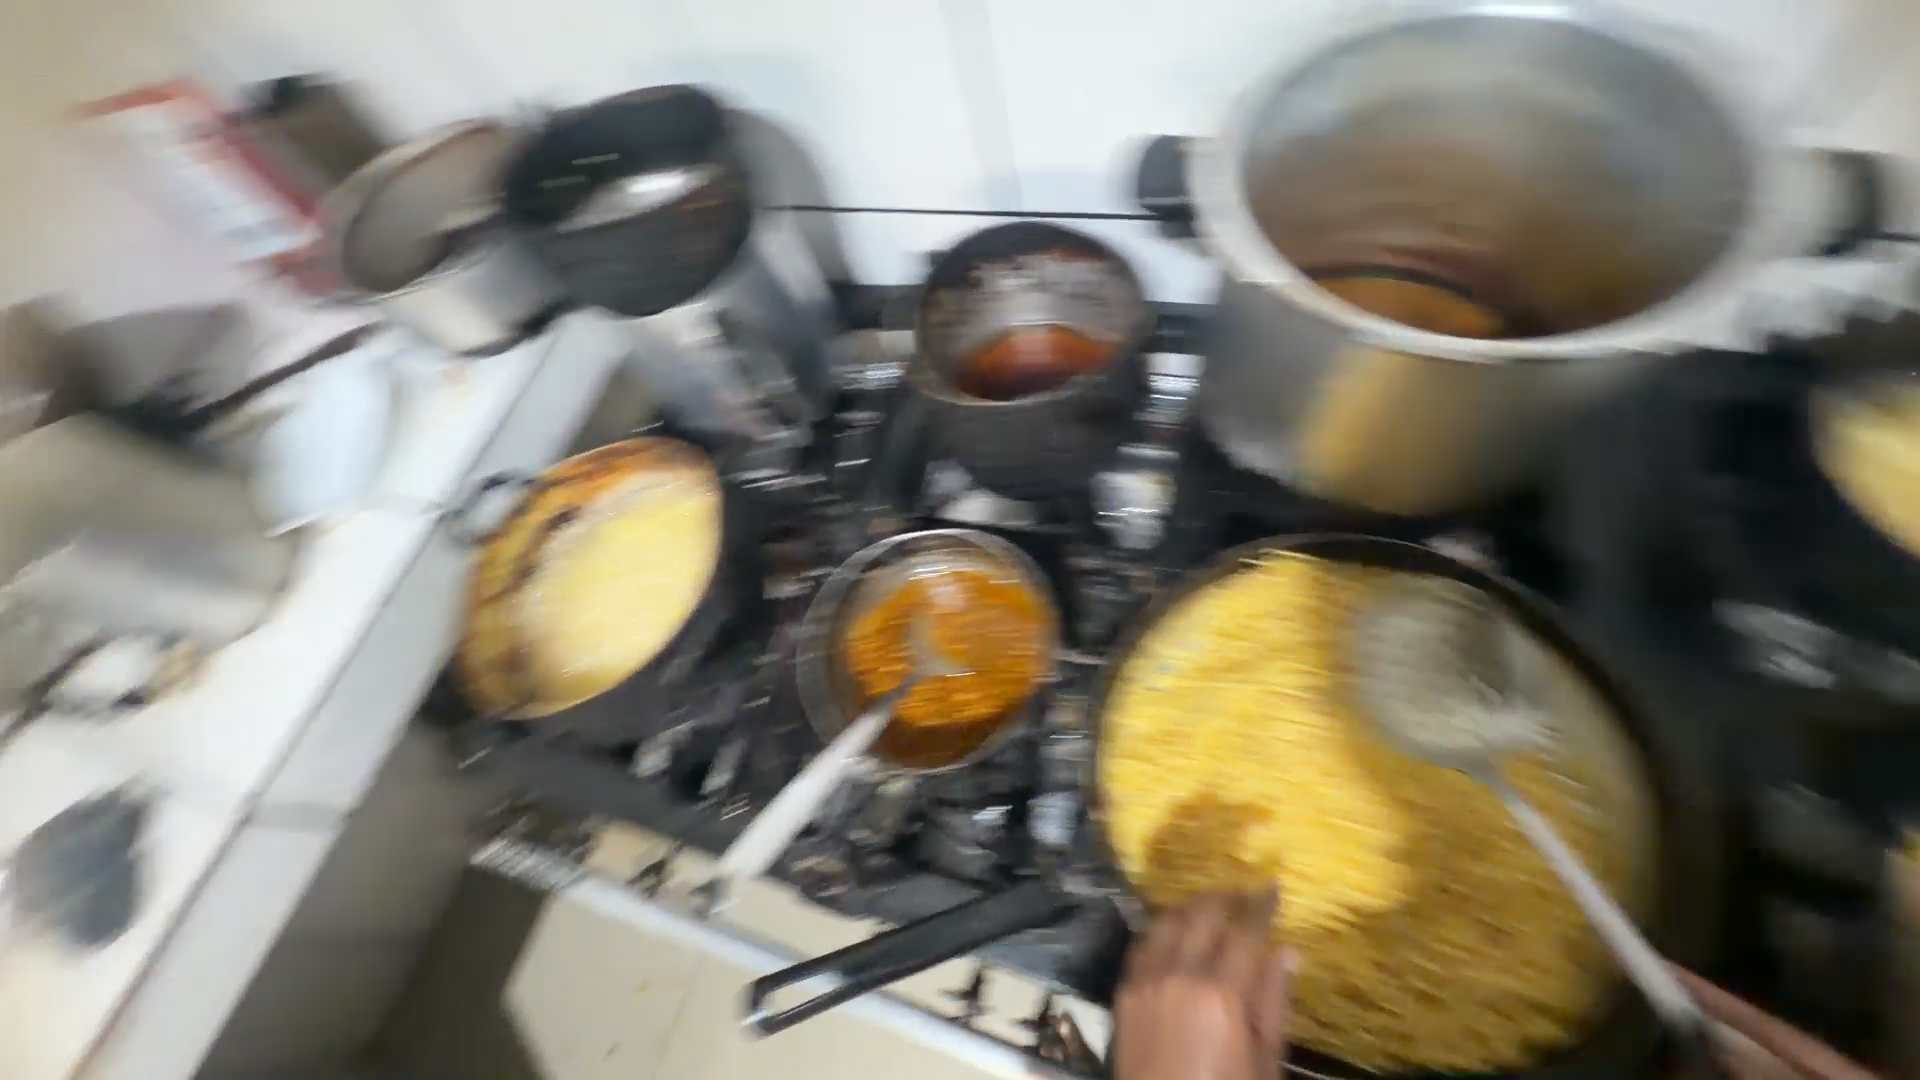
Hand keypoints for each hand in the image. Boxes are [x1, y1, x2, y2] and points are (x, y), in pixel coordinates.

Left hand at [1113, 890, 1297, 1079]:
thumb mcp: (1265, 1063)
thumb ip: (1273, 1002)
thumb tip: (1287, 951)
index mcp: (1221, 996)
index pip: (1244, 934)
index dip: (1260, 907)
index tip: (1273, 887)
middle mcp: (1178, 975)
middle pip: (1201, 916)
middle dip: (1225, 897)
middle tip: (1244, 893)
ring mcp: (1145, 981)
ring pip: (1166, 922)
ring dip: (1191, 908)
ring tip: (1212, 907)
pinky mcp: (1123, 992)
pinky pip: (1142, 944)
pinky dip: (1161, 928)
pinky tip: (1175, 931)